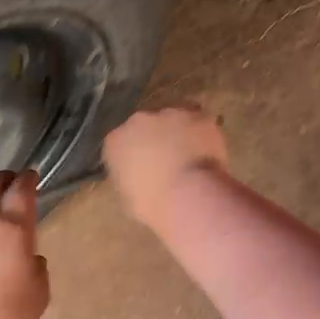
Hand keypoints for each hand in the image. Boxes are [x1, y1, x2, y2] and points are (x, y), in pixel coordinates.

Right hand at [103, 102, 230, 228]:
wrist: (189, 196)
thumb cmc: (151, 204)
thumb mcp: (126, 195)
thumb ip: (129, 175)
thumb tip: (138, 174)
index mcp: (114, 141)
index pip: (118, 142)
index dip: (130, 154)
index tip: (139, 167)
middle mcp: (138, 120)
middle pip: (144, 124)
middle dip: (153, 138)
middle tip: (164, 158)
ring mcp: (169, 114)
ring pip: (172, 119)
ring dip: (177, 131)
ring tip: (187, 153)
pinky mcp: (199, 116)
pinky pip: (197, 123)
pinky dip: (200, 133)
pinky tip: (205, 150)